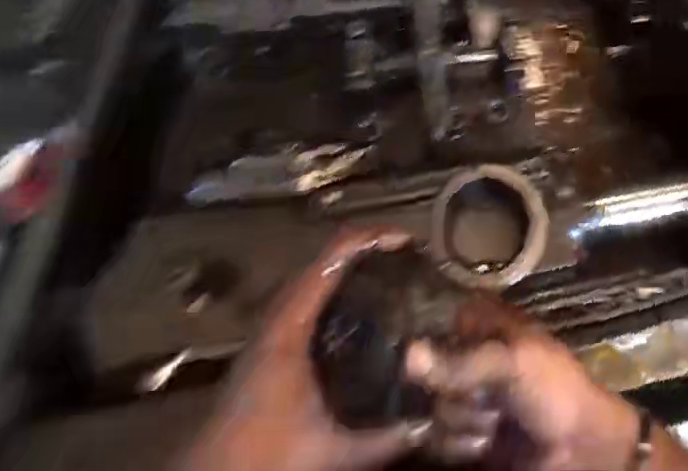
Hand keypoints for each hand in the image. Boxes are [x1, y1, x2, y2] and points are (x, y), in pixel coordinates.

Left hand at [182, 226, 425, 470]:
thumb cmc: (259, 457)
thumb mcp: (325, 452)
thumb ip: (379, 441)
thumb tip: (427, 424)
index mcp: (291, 323)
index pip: (335, 255)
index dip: (374, 238)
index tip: (410, 242)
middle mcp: (281, 313)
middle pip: (330, 256)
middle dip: (373, 248)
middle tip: (411, 258)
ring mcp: (273, 325)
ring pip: (320, 274)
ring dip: (356, 264)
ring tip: (395, 272)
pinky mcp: (272, 340)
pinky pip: (313, 292)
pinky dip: (342, 284)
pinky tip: (364, 305)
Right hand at [404, 298, 642, 470]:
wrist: (578, 447)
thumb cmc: (553, 388)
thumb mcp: (512, 363)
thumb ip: (460, 361)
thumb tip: (407, 354)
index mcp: (485, 324)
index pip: (440, 321)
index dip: (438, 343)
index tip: (449, 356)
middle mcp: (470, 355)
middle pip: (431, 372)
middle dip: (458, 392)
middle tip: (490, 397)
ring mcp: (467, 397)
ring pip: (435, 408)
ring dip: (464, 422)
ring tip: (496, 424)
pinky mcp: (463, 436)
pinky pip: (438, 440)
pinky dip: (461, 445)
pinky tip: (488, 445)